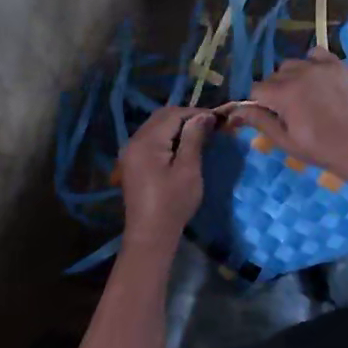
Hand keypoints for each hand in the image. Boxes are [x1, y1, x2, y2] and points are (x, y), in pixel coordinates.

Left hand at [118, 106, 214, 249]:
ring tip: (199, 134)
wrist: (151, 234)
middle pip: (161, 117)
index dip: (195, 113)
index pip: (173, 114)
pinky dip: (167, 137)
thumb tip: (204, 116)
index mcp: (146, 142)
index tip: (217, 118)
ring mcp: (130, 152)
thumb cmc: (173, 203)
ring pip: (155, 127)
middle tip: (210, 124)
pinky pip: (150, 139)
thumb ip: (194, 138)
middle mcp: (134, 141)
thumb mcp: (188, 169)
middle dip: (186, 116)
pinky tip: (182, 146)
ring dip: (176, 126)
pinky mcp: (132, 162)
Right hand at [227, 48, 347, 173]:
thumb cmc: (318, 147)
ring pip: (292, 64)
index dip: (259, 104)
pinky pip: (316, 53)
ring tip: (303, 94)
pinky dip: (312, 62)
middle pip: (273, 76)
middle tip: (288, 110)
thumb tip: (236, 111)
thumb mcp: (284, 140)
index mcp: (283, 94)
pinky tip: (316, 78)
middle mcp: (298, 74)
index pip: (256, 89)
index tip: (270, 115)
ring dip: (291, 76)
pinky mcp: (337, 65)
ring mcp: (319, 67)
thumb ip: (260, 121)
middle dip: (275, 90)